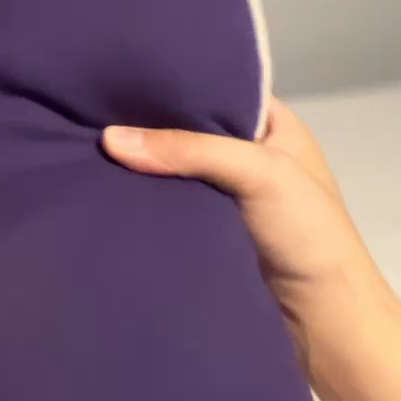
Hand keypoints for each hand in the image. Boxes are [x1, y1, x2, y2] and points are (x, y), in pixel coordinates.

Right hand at [100, 100, 392, 365]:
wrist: (321, 323)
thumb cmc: (309, 236)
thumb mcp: (260, 173)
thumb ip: (189, 150)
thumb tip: (108, 139)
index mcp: (272, 128)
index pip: (212, 89)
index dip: (168, 84)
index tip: (116, 76)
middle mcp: (242, 155)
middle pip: (180, 128)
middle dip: (140, 124)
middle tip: (85, 109)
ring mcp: (217, 193)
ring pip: (164, 166)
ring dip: (132, 164)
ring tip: (78, 141)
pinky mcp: (196, 227)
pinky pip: (156, 201)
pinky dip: (132, 195)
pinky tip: (95, 183)